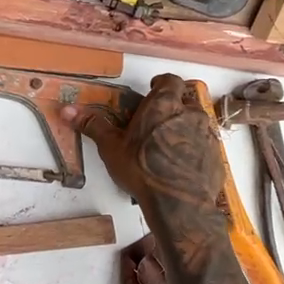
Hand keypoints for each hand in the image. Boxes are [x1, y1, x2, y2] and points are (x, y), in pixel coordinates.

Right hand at [61, 73, 226, 223]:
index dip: (160, 84)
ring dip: (184, 127)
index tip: (151, 91)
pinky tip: (179, 164)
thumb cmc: (142, 168)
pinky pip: (205, 145)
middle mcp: (190, 114)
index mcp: (163, 105)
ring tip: (166, 144)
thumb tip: (67, 110)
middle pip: (185, 100)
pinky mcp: (216, 156)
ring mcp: (207, 135)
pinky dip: (194, 149)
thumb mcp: (110, 147)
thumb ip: (92, 125)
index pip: (169, 80)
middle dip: (172, 107)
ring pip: (196, 122)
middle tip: (155, 121)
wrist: (179, 202)